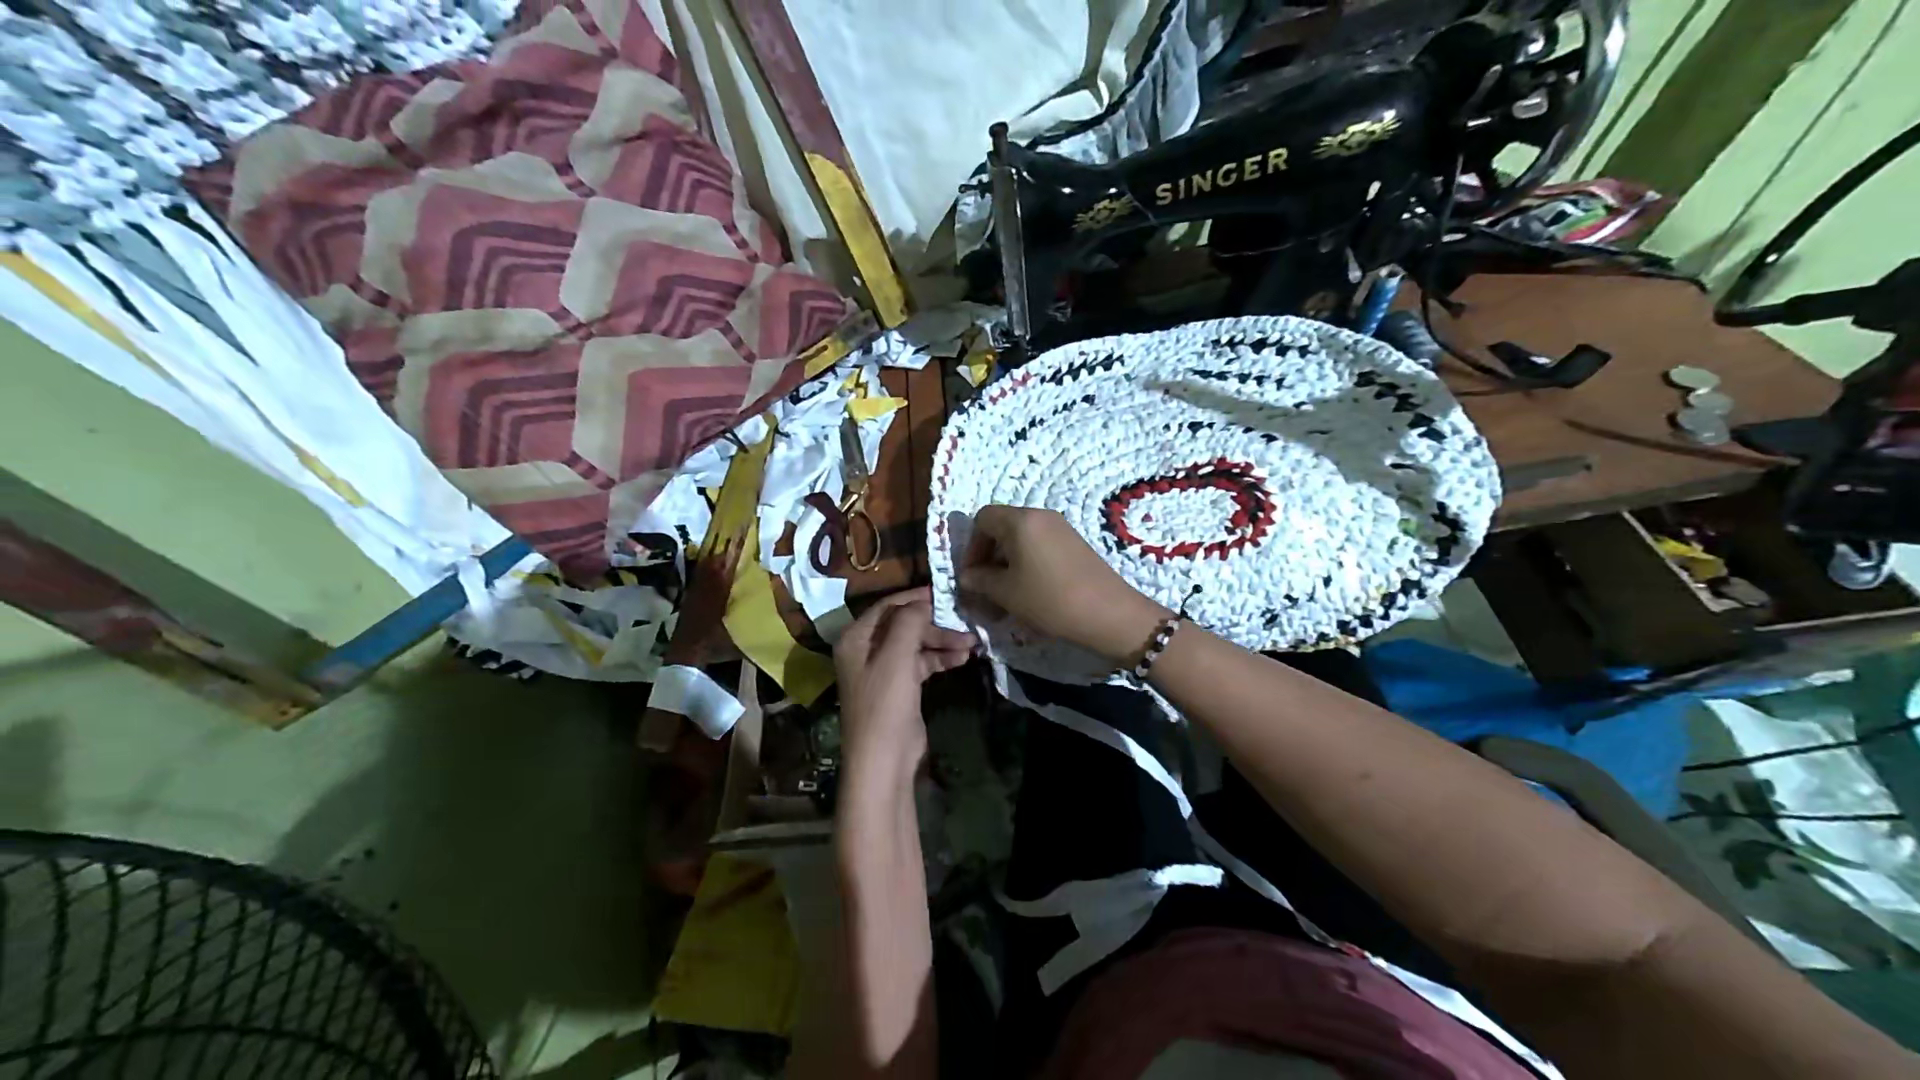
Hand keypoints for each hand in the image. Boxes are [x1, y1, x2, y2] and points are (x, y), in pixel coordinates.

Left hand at [834, 588, 975, 782]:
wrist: (884, 758)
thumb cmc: (885, 702)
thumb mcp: (896, 656)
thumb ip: (909, 622)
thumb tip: (924, 601)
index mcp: (856, 638)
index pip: (888, 606)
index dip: (916, 598)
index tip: (945, 593)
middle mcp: (866, 650)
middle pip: (904, 625)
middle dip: (935, 625)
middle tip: (964, 627)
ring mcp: (883, 670)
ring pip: (916, 644)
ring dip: (942, 642)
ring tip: (971, 644)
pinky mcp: (899, 688)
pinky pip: (921, 663)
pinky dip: (940, 658)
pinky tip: (961, 659)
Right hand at [959, 506, 1170, 665]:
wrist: (1108, 614)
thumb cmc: (1049, 600)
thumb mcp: (1006, 593)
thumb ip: (980, 580)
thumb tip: (967, 576)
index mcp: (1021, 520)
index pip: (982, 518)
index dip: (971, 546)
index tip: (972, 576)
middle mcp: (1041, 516)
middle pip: (1002, 527)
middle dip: (988, 558)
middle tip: (986, 590)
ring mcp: (1061, 528)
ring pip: (1021, 540)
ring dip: (1007, 565)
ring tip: (1007, 598)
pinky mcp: (1075, 544)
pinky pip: (1040, 547)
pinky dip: (1027, 565)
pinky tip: (1030, 594)